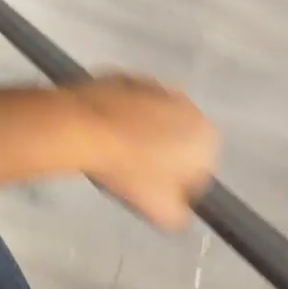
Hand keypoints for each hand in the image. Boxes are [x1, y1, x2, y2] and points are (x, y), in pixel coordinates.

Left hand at [66, 73, 218, 230]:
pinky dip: (118, 112)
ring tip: (114, 151)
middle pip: (178, 137)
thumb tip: (177, 210)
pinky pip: (125, 101)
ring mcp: (151, 84)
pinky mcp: (119, 74)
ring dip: (140, 131)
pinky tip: (101, 129)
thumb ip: (180, 214)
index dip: (179, 184)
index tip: (156, 192)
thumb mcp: (163, 211)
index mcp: (206, 136)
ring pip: (152, 117)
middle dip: (161, 153)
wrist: (81, 126)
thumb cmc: (129, 169)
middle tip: (133, 172)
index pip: (202, 168)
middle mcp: (186, 103)